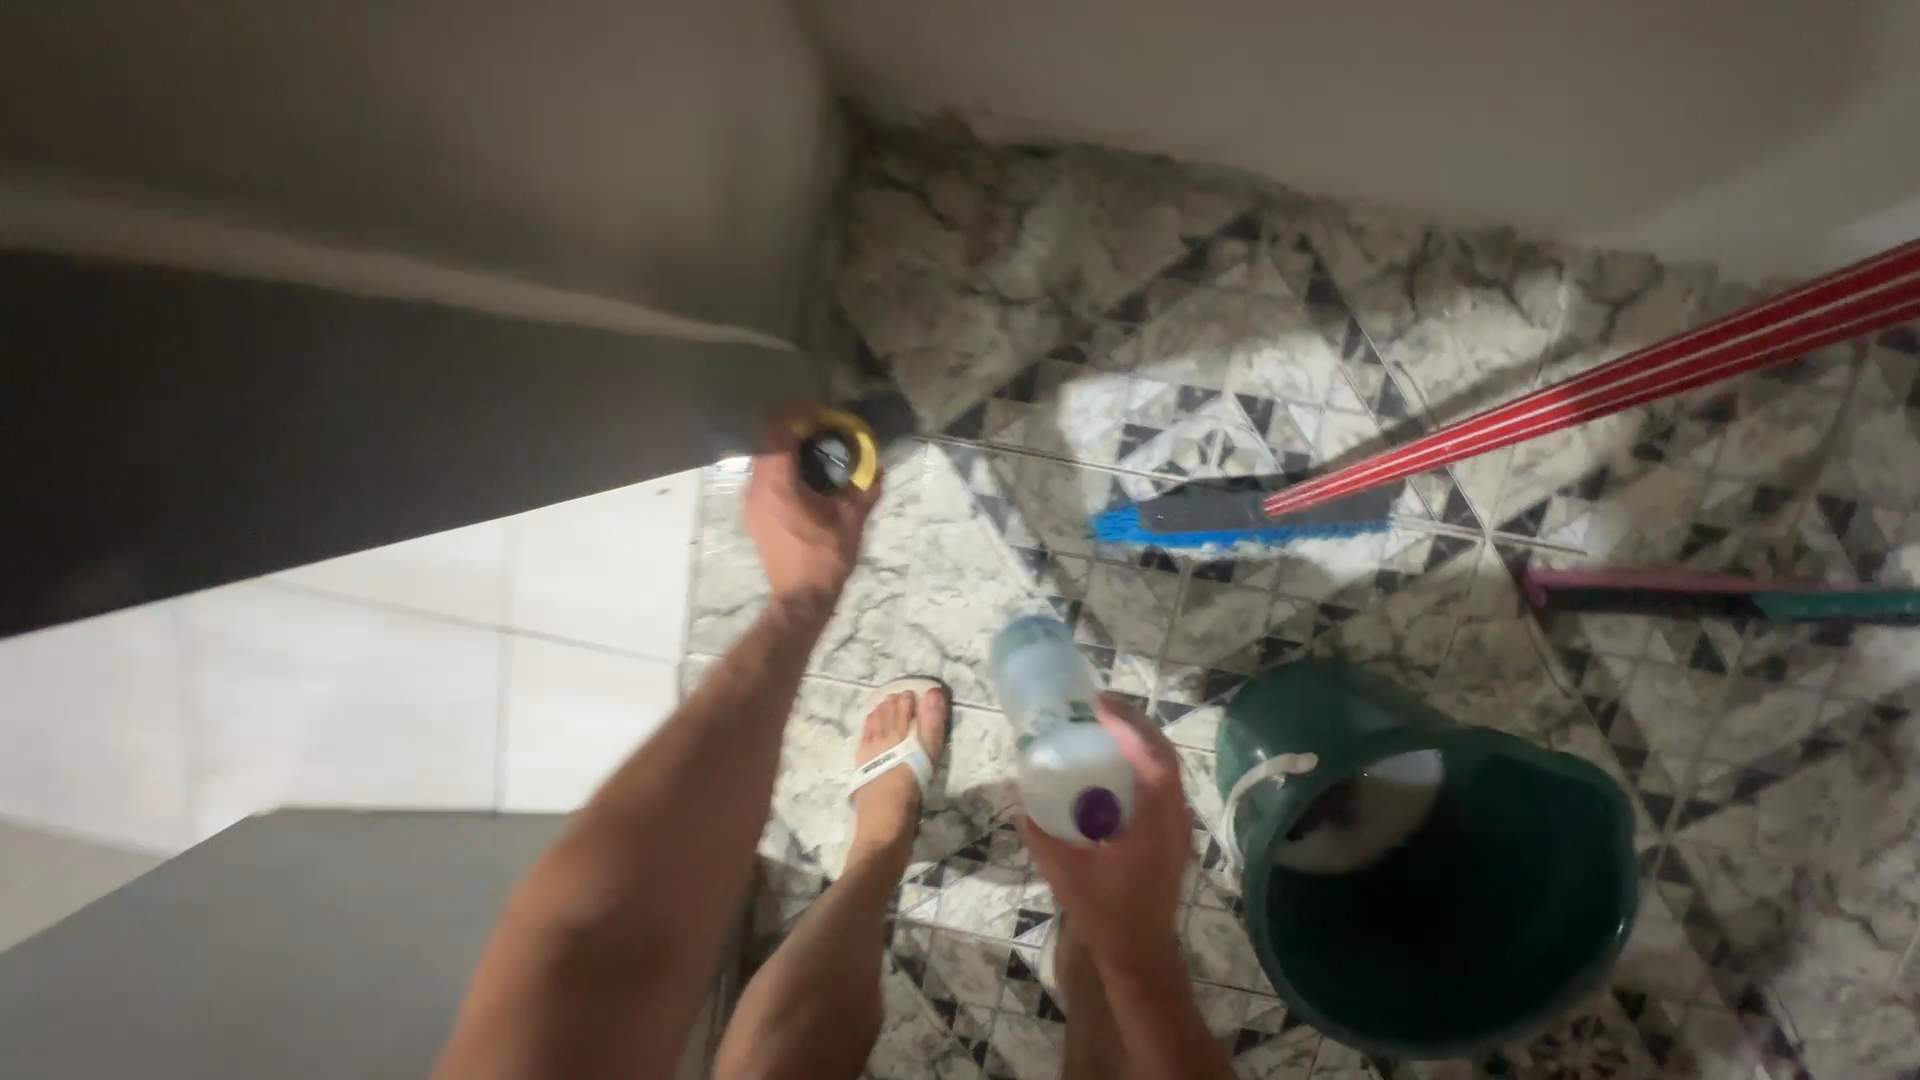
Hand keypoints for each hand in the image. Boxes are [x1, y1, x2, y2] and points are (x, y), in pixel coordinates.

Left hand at [743, 408, 882, 605]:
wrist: (800, 599)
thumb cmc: (825, 560)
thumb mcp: (851, 522)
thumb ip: (865, 491)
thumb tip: (880, 469)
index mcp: (777, 485)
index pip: (777, 432)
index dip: (796, 414)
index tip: (819, 412)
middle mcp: (755, 489)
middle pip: (768, 442)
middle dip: (793, 430)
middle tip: (823, 430)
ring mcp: (750, 503)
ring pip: (764, 460)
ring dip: (787, 450)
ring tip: (816, 453)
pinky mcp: (753, 515)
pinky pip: (763, 478)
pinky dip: (782, 469)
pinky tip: (806, 479)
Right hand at [1020, 694, 1191, 973]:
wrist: (1140, 955)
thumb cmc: (1107, 916)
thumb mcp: (1065, 875)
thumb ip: (1042, 836)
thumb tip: (1021, 801)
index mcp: (1156, 825)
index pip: (1154, 761)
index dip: (1130, 727)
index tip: (1100, 704)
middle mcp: (1176, 819)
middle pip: (1166, 755)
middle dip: (1136, 723)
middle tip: (1100, 705)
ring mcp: (1180, 826)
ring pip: (1168, 767)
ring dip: (1142, 740)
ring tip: (1107, 723)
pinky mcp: (1174, 833)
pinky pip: (1164, 783)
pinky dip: (1144, 761)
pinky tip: (1116, 761)